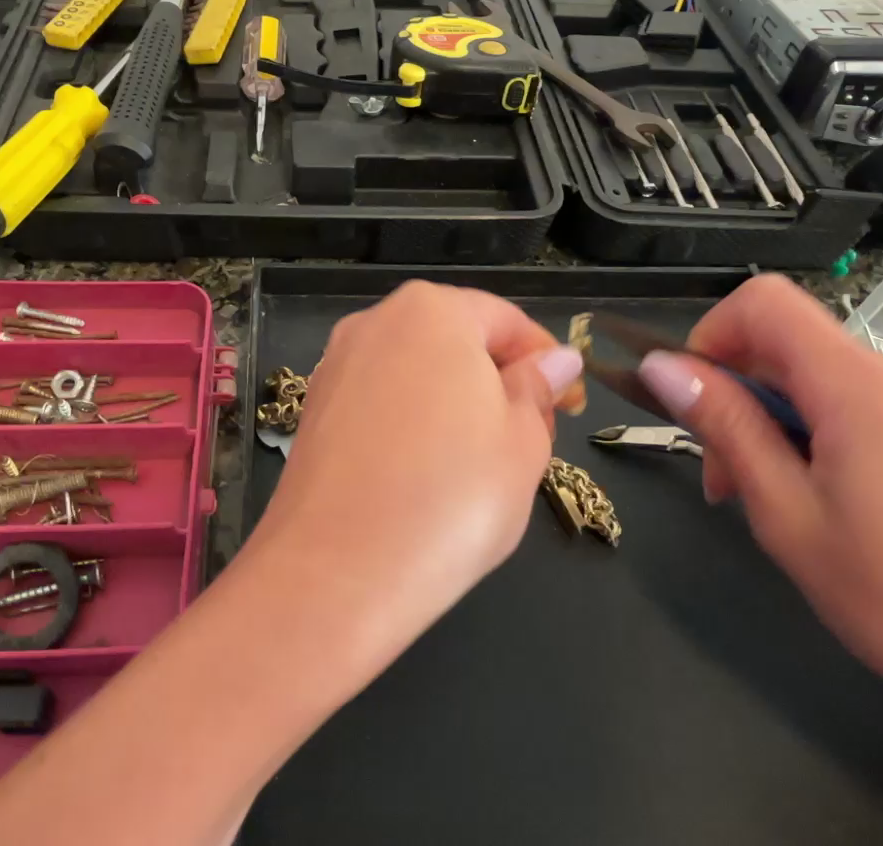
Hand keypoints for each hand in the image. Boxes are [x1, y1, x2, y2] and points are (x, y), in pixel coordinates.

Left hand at [245, 281, 581, 648]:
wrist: (338, 570)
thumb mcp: (523, 441)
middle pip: (455, 341)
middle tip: (531, 442)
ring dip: (455, 405)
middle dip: (497, 383)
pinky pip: (379, 404)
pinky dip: (411, 426)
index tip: (569, 407)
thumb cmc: (452, 496)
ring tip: (480, 465)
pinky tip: (426, 475)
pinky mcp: (313, 413)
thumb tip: (554, 360)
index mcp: (431, 311)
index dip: (546, 362)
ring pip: (415, 374)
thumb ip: (537, 389)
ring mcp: (335, 368)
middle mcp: (373, 324)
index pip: (505, 320)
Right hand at [635, 274, 882, 717]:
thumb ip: (727, 428)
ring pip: (839, 387)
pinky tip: (860, 514)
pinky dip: (845, 441)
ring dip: (794, 430)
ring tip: (797, 512)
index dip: (712, 335)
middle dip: (747, 403)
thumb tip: (663, 366)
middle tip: (733, 489)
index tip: (694, 401)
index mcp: (863, 388)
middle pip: (799, 351)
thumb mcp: (791, 519)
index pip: (764, 302)